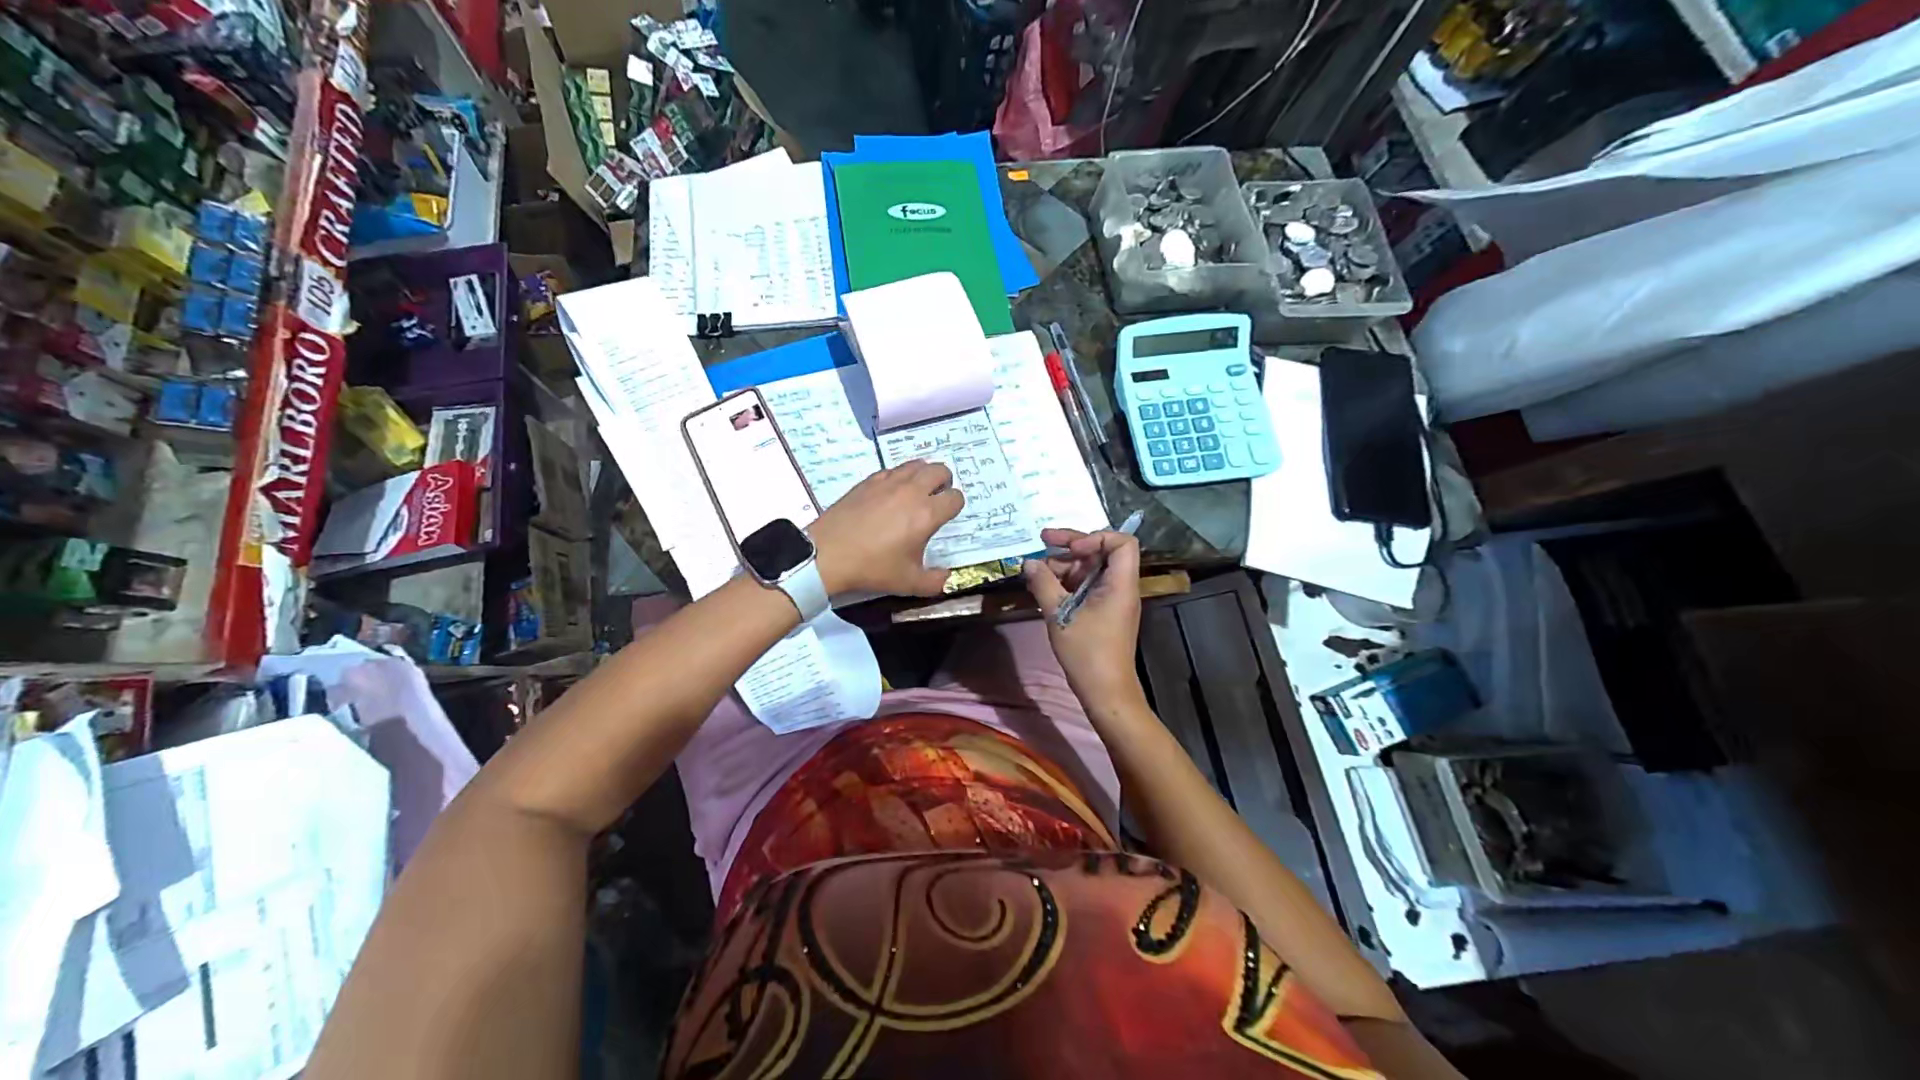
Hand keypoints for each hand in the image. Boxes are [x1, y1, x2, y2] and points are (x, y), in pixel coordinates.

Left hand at [810, 461, 962, 596]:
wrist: (828, 554)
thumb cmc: (872, 568)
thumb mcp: (908, 583)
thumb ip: (934, 582)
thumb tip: (946, 577)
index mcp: (926, 514)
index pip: (955, 497)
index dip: (955, 506)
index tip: (946, 517)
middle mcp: (911, 491)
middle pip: (940, 470)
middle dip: (945, 482)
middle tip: (936, 498)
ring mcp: (888, 482)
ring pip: (916, 464)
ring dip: (924, 475)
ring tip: (917, 492)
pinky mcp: (868, 481)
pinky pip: (893, 469)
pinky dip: (899, 477)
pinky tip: (891, 493)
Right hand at [1022, 527, 1146, 710]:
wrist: (1106, 692)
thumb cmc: (1087, 653)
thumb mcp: (1059, 615)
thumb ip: (1043, 583)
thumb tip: (1029, 563)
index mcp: (1120, 584)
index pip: (1121, 542)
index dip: (1095, 538)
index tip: (1070, 549)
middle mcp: (1121, 587)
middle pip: (1103, 552)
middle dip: (1072, 546)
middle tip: (1043, 541)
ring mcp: (1113, 600)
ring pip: (1092, 569)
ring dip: (1066, 565)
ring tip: (1038, 572)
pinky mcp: (1105, 612)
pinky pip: (1088, 586)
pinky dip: (1068, 582)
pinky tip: (1046, 587)